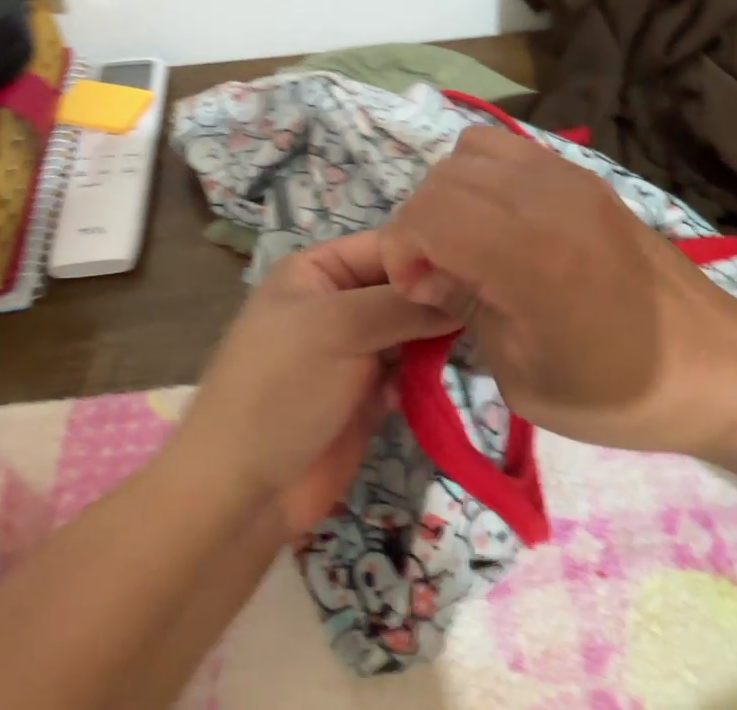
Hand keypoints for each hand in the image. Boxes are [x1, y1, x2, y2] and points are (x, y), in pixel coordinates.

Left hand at [179, 232, 458, 520]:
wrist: (244, 492)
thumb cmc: (282, 390)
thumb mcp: (339, 328)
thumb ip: (405, 304)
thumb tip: (466, 291)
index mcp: (317, 271)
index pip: (389, 246)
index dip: (433, 254)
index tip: (486, 266)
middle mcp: (337, 302)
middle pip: (406, 288)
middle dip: (442, 299)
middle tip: (492, 308)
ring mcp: (353, 350)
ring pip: (413, 331)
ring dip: (438, 340)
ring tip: (475, 344)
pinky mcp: (368, 394)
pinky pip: (411, 371)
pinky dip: (424, 376)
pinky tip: (434, 385)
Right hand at [378, 127, 736, 456]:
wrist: (714, 364)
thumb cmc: (615, 390)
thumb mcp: (522, 373)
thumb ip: (465, 307)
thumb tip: (428, 271)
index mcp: (526, 252)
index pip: (426, 213)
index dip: (402, 251)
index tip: (419, 293)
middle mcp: (546, 197)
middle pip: (443, 177)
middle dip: (420, 225)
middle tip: (439, 278)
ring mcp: (572, 179)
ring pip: (473, 151)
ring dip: (452, 196)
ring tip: (468, 247)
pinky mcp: (590, 179)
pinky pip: (514, 153)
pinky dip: (488, 180)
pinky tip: (505, 230)